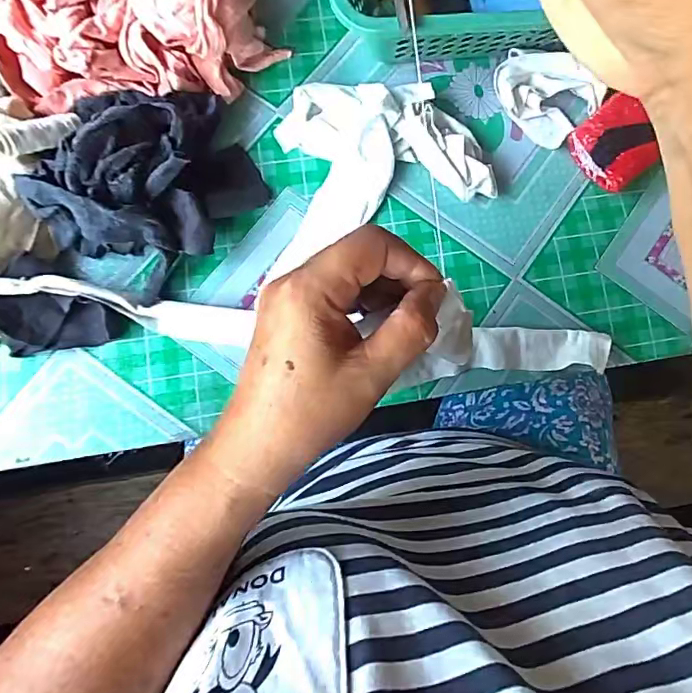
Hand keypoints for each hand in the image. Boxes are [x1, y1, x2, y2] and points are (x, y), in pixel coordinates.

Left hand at [197, 226, 445, 493]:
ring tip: (404, 323)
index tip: (433, 297)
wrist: (257, 448)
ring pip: (348, 268)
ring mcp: (287, 293)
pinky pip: (334, 287)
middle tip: (423, 312)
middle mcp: (293, 279)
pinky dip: (363, 299)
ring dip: (383, 287)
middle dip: (400, 274)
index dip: (412, 263)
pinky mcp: (288, 309)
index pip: (372, 244)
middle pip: (359, 251)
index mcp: (309, 287)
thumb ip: (411, 327)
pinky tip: (377, 328)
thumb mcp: (373, 372)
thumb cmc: (311, 414)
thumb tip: (434, 295)